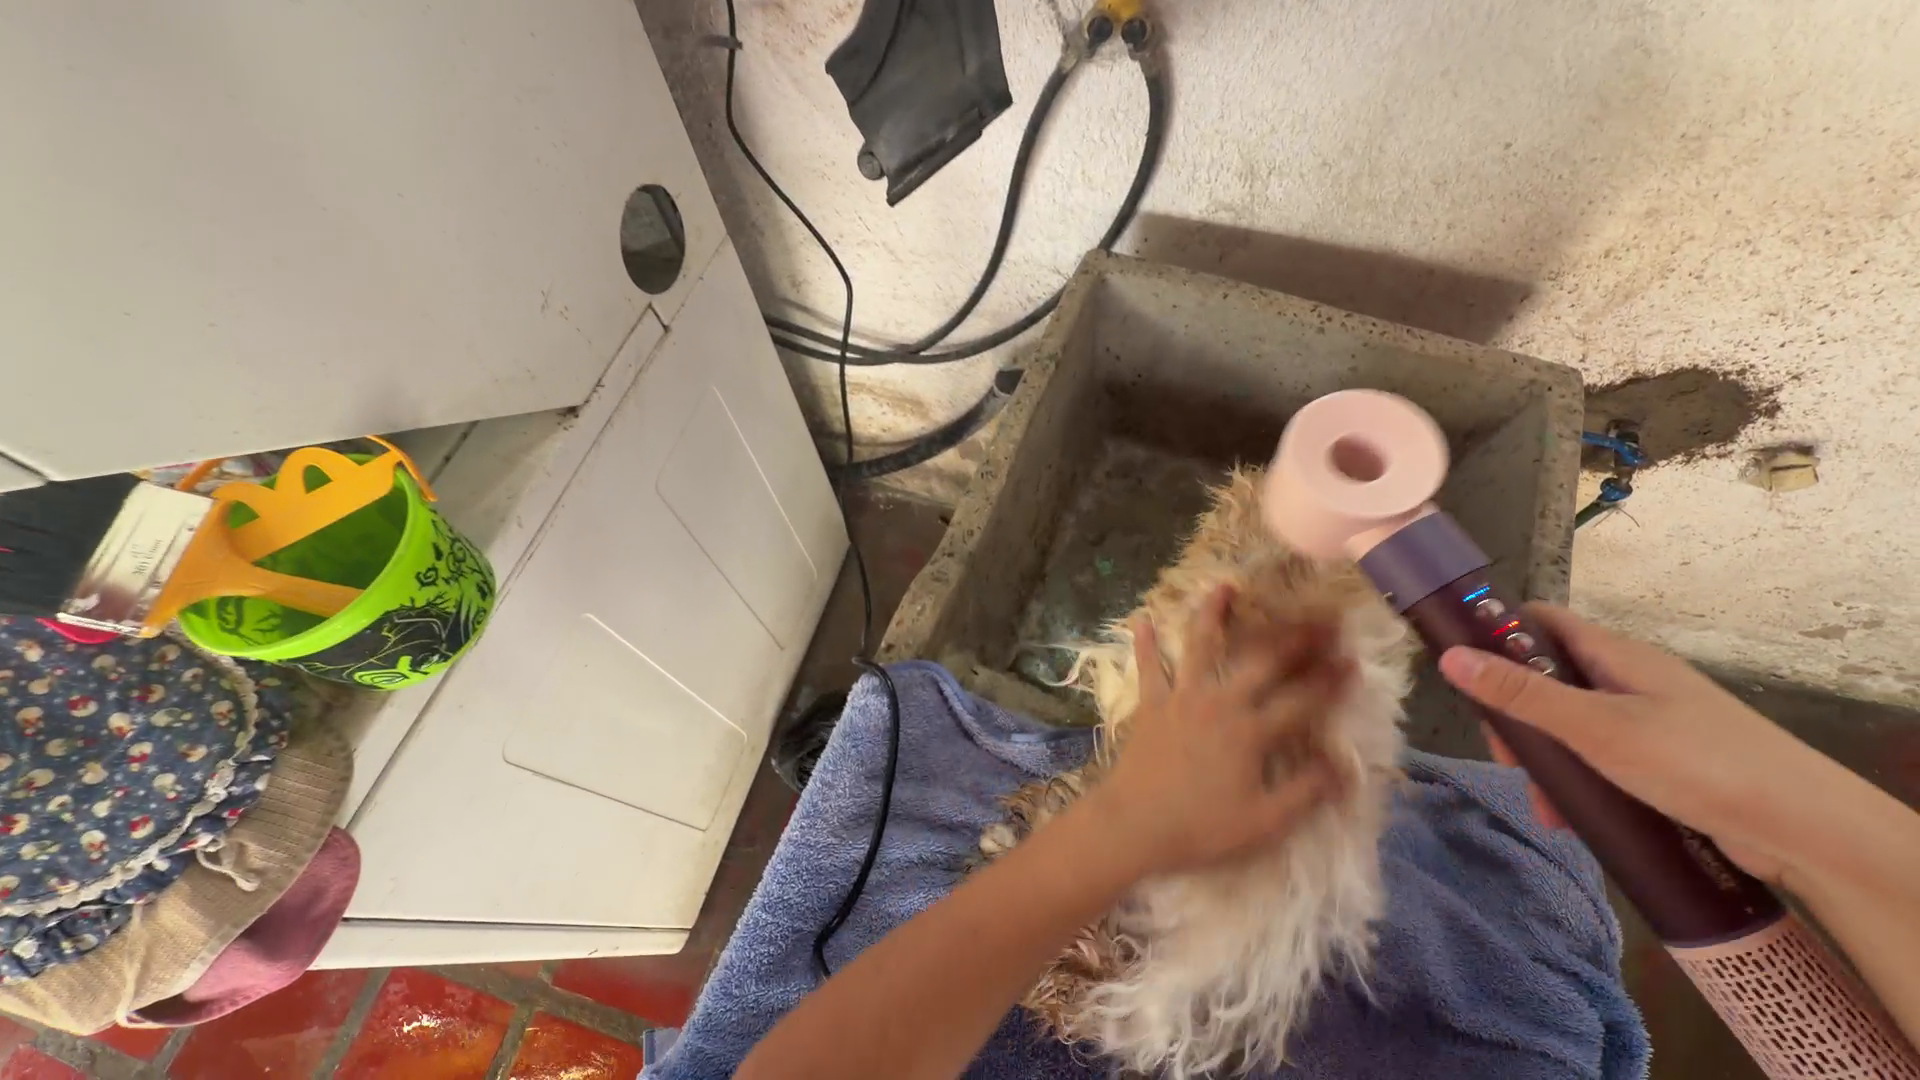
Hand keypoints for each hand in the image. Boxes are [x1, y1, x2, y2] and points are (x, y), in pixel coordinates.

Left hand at [1082, 584, 1349, 879]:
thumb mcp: (1266, 822)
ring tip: (1222, 586)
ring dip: (1212, 615)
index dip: (1330, 681)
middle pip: (1262, 662)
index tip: (1353, 660)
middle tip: (1317, 615)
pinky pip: (1148, 668)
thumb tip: (1345, 766)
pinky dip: (1145, 644)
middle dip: (1294, 637)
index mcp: (1252, 733)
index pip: (1303, 700)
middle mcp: (1220, 704)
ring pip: (1201, 648)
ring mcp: (1182, 699)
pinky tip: (1141, 618)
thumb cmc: (1202, 828)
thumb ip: (1307, 792)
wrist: (1134, 825)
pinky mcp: (1151, 705)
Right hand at [1438, 603, 1843, 884]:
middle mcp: (1629, 680)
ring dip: (1546, 759)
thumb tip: (1449, 658)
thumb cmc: (1696, 762)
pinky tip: (1572, 817)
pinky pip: (1600, 760)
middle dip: (1515, 715)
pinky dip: (1578, 782)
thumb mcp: (1595, 728)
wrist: (1808, 831)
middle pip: (1548, 679)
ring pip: (1571, 726)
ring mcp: (1649, 721)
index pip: (1541, 621)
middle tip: (1505, 755)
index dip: (1497, 632)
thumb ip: (1522, 695)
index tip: (1462, 665)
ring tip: (1542, 803)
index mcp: (1615, 656)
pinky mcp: (1663, 762)